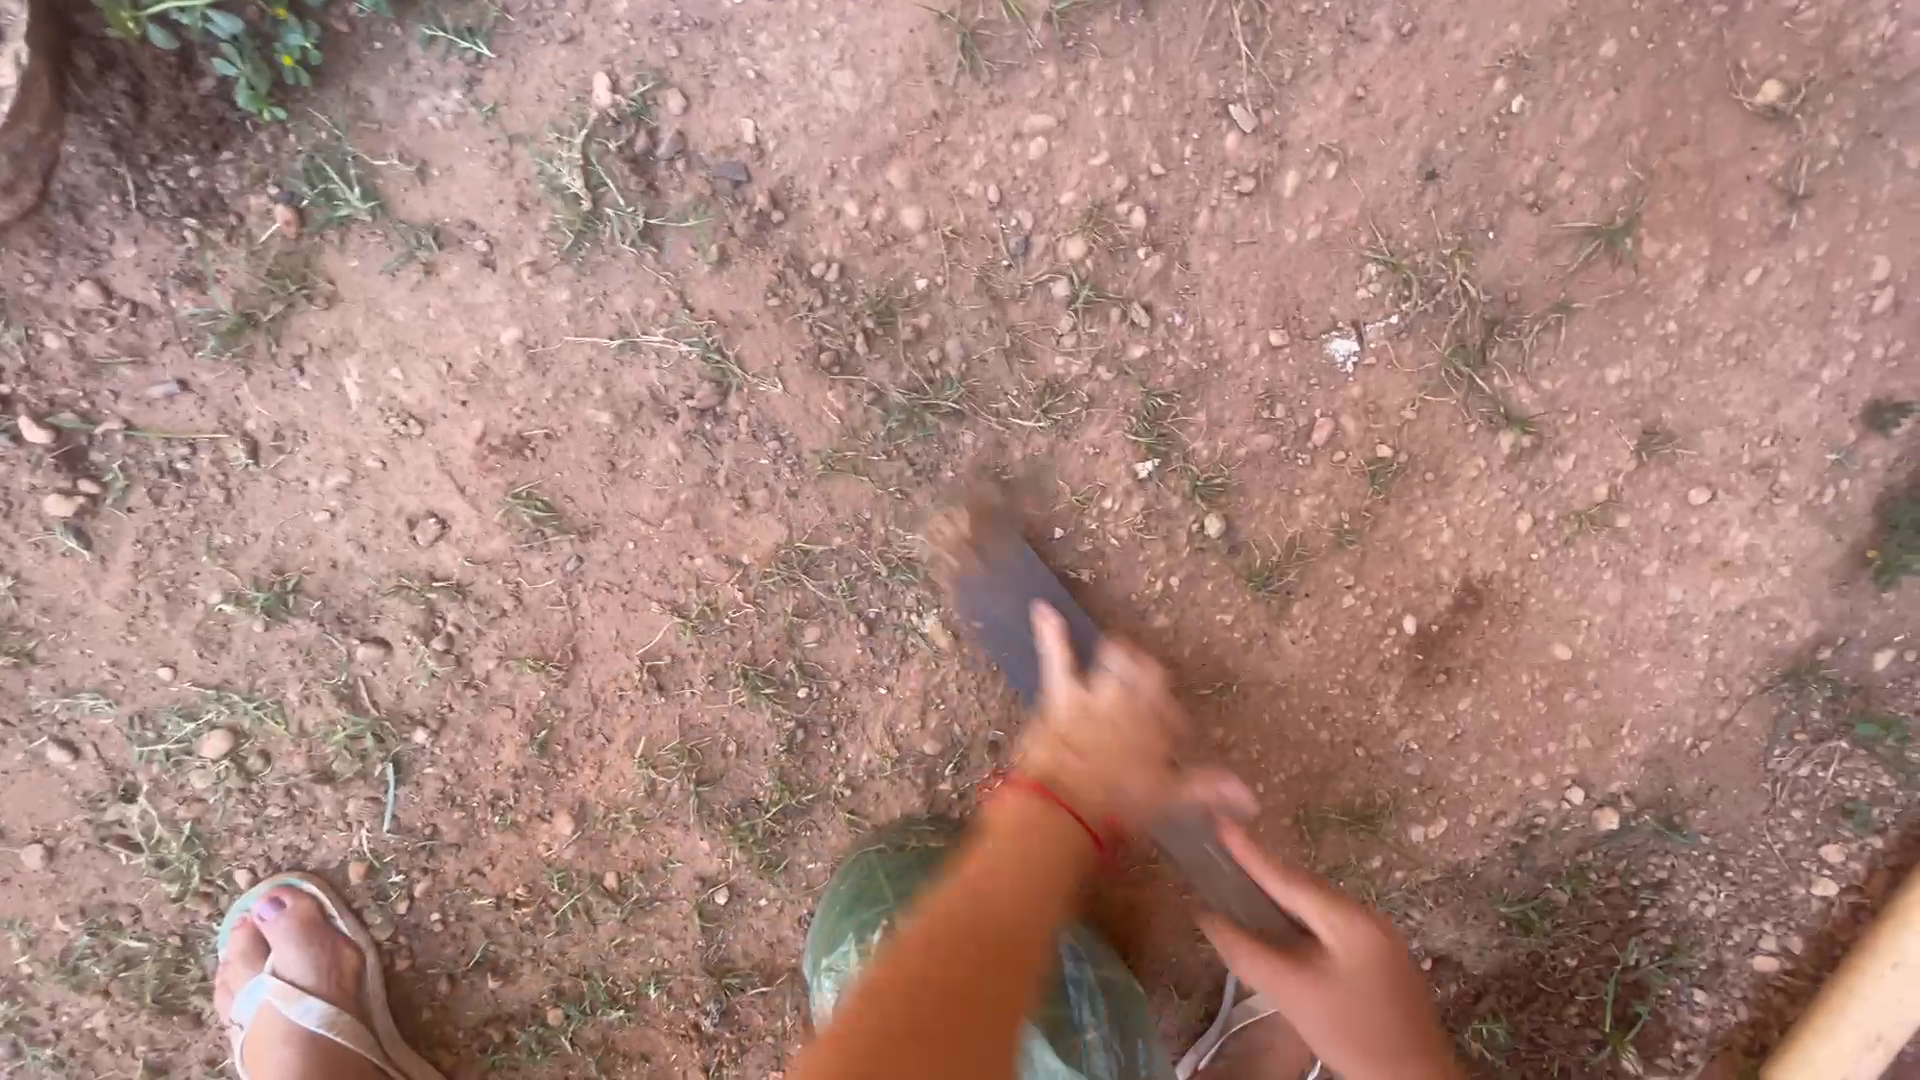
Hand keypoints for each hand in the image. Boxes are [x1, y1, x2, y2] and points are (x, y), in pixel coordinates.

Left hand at [1013, 601, 1185, 829]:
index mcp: (1156, 722)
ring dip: (1118, 654)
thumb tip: (1248, 796)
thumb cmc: (1120, 802)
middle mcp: (1130, 699)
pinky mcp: (1062, 692)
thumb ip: (1207, 787)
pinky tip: (1042, 608)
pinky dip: (1050, 631)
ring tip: (1121, 650)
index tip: (1170, 733)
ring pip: (1113, 658)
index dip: (1169, 713)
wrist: (1068, 800)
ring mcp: (1095, 692)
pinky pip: (1057, 655)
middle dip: (1146, 678)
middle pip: (1146, 673)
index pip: (1169, 703)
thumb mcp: (1169, 797)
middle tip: (1144, 694)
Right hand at [1197, 824, 1464, 1079]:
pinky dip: (1298, 920)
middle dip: (1262, 872)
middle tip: (1224, 854)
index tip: (1219, 822)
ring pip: (1316, 908)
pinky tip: (1281, 930)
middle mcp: (1366, 917)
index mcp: (1347, 917)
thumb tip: (1204, 915)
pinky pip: (1328, 927)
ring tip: (1243, 888)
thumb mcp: (1291, 992)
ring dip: (1279, 897)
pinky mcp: (1379, 962)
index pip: (1286, 876)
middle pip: (1303, 887)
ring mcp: (1378, 940)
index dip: (1248, 850)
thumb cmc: (1352, 1032)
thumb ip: (1245, 951)